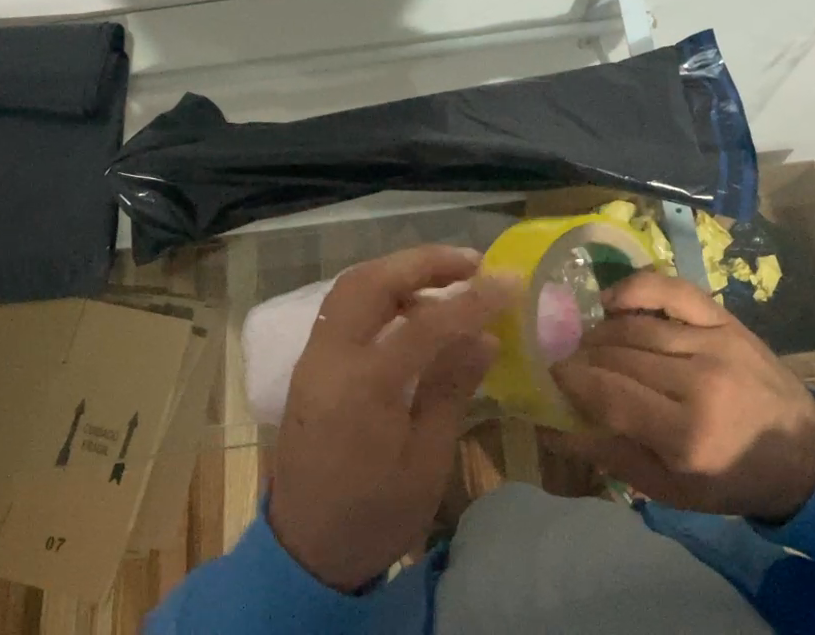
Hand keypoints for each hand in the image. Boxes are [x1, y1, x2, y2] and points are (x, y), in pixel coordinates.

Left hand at [267, 245, 508, 590]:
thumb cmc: (375, 516)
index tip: (509, 283)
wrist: (305, 551)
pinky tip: (413, 311)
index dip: (471, 300)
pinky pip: (343, 310)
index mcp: (362, 387)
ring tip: (448, 281)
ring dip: (399, 274)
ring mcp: (313, 359)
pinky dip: (379, 295)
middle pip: (371, 281)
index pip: (424, 323)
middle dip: (423, 263)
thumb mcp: (426, 460)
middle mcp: (329, 358)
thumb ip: (451, 389)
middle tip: (472, 263)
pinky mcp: (310, 366)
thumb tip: (485, 336)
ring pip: (351, 287)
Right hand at [549, 272, 814, 522]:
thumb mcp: (669, 489)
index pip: (609, 394)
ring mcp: (714, 344)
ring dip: (601, 331)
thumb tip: (552, 430)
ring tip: (587, 341)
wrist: (804, 454)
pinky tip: (611, 299)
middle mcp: (698, 383)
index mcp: (685, 435)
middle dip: (582, 357)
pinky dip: (637, 287)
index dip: (572, 381)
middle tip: (566, 362)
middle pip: (619, 356)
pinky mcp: (725, 321)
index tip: (552, 375)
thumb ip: (610, 455)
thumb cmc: (730, 479)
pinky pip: (672, 291)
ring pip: (637, 326)